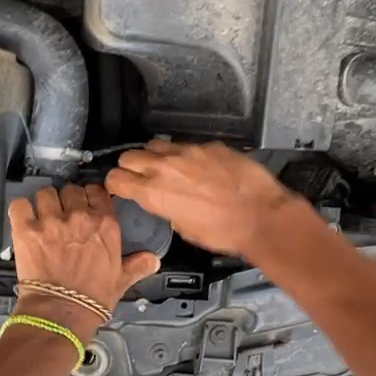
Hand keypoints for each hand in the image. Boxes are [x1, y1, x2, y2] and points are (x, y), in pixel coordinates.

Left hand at [7, 184, 160, 338]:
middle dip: (66, 200)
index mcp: (104, 224)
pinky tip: (24, 220)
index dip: (89, 196)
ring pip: (45, 193)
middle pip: (70, 190)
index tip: (85, 205)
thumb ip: (137, 265)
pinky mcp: (26, 230)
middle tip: (63, 216)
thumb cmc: (91, 299)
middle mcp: (78, 217)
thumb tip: (152, 260)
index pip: (97, 191)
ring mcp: (50, 222)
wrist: (61, 314)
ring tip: (42, 218)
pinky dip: (21, 209)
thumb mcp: (121, 280)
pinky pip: (20, 204)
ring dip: (44, 203)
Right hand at [105, 140, 306, 255]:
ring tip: (166, 167)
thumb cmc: (225, 230)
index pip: (115, 178)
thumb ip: (166, 210)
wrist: (260, 216)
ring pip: (155, 145)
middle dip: (130, 166)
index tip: (119, 186)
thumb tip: (166, 204)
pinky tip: (197, 166)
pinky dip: (185, 154)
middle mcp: (165, 167)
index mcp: (153, 193)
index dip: (115, 183)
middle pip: (128, 156)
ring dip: (155, 156)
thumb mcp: (185, 229)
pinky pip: (186, 145)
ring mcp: (187, 152)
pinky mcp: (209, 146)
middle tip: (139, 175)